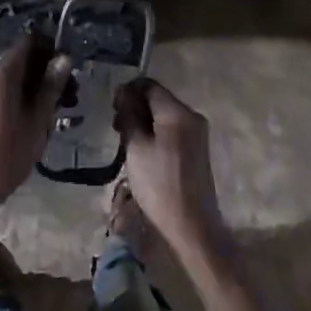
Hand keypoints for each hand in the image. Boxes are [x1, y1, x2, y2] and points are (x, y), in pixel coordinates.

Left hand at [0, 37, 69, 216]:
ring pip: (18, 74)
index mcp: (2, 73)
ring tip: (61, 108)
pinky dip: (26, 94)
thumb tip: (64, 57)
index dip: (52, 48)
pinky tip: (41, 115)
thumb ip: (51, 86)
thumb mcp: (38, 120)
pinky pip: (7, 87)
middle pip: (25, 57)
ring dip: (40, 84)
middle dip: (49, 70)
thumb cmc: (8, 153)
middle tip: (72, 94)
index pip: (30, 41)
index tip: (70, 69)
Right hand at [116, 79, 225, 256]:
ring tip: (127, 144)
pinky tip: (143, 153)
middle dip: (135, 108)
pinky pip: (172, 129)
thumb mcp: (136, 148)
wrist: (191, 224)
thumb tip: (123, 91)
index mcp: (178, 112)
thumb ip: (129, 115)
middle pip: (158, 99)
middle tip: (116, 130)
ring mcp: (197, 132)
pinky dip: (155, 133)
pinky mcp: (197, 148)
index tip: (112, 111)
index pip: (149, 85)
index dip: (127, 92)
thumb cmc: (159, 185)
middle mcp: (192, 116)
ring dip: (143, 122)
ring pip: (164, 115)